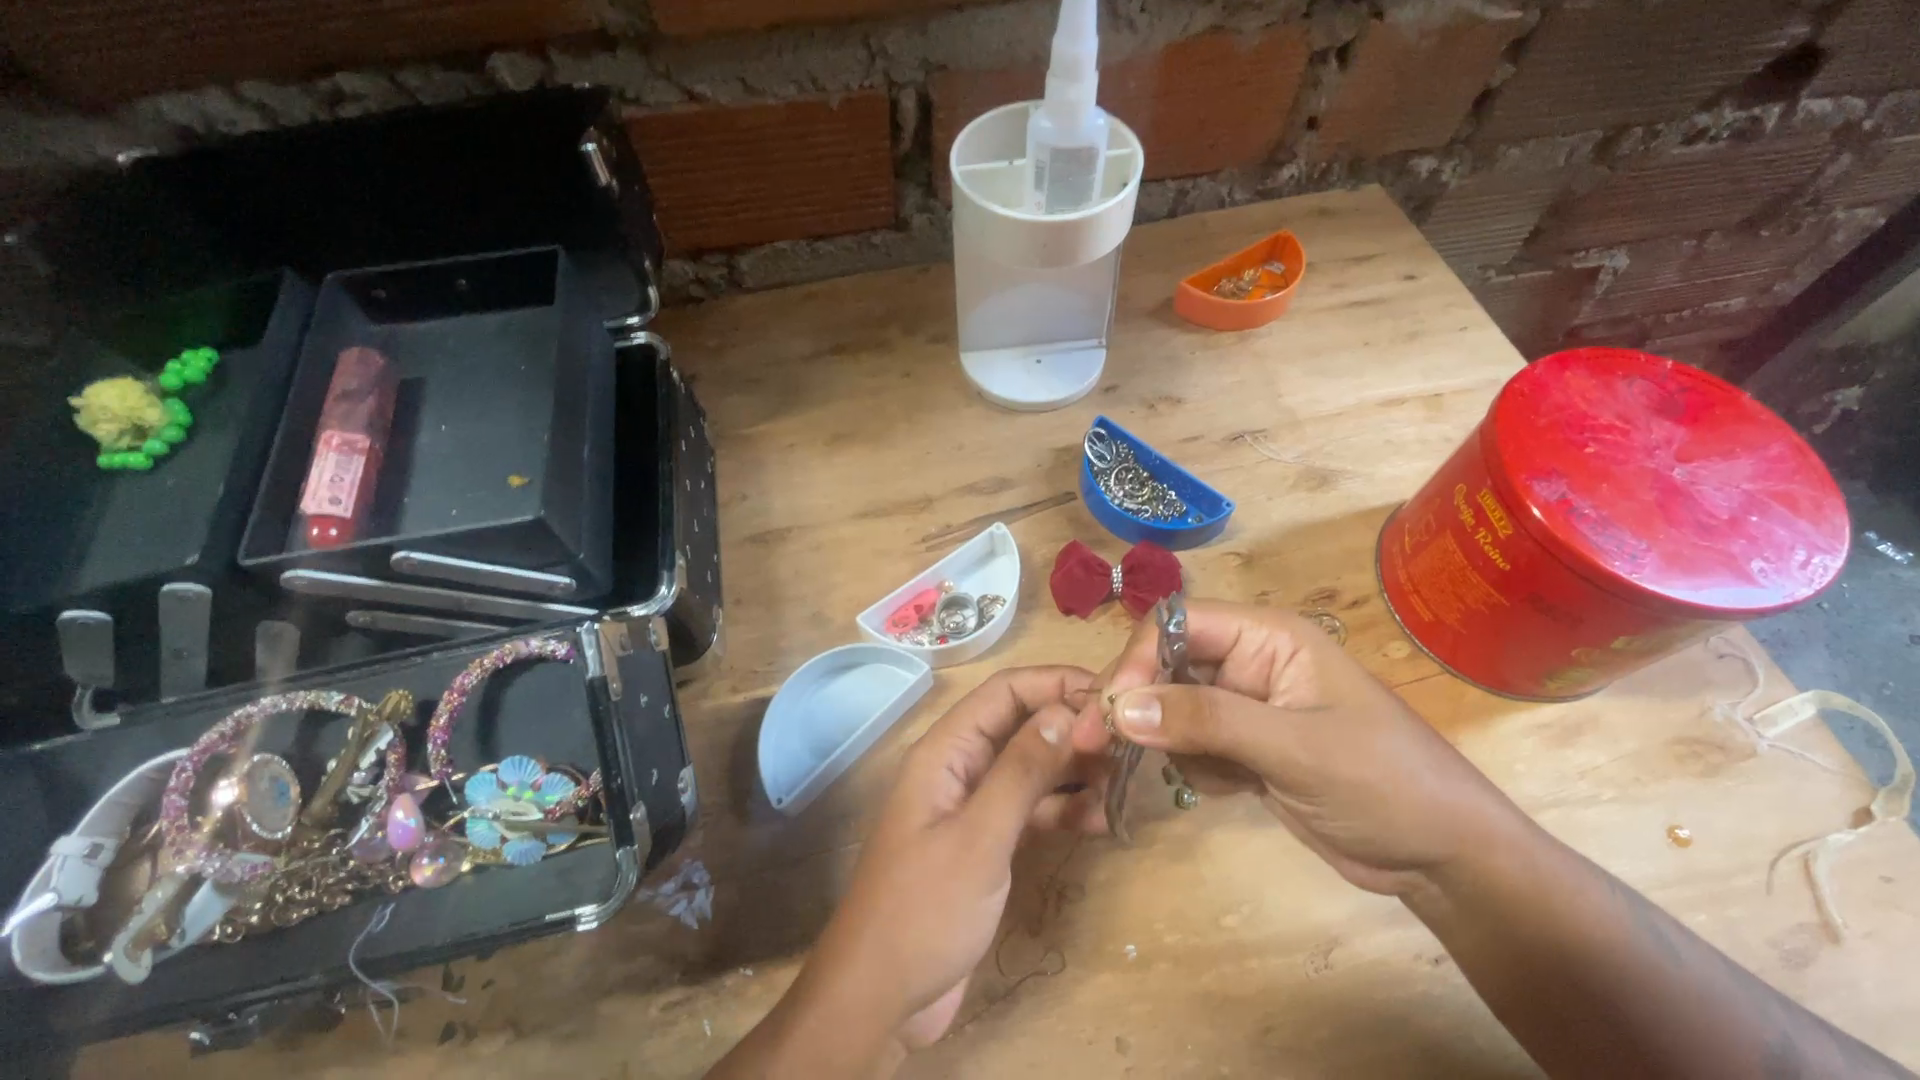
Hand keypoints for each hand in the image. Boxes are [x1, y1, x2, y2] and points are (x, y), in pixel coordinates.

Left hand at [790, 667, 1099, 1052]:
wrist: (881, 998)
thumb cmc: (923, 911)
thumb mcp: (979, 838)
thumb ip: (1021, 772)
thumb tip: (1065, 711)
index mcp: (945, 753)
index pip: (1005, 692)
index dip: (1057, 684)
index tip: (1114, 697)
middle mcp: (959, 770)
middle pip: (1022, 727)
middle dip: (1072, 728)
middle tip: (1130, 746)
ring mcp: (972, 810)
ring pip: (1031, 769)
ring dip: (1074, 771)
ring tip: (1123, 783)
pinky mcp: (986, 847)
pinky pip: (1031, 812)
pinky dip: (1062, 811)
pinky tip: (1099, 821)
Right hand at [1070, 599, 1526, 896]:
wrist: (1442, 857)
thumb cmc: (1383, 783)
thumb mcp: (1295, 748)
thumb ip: (1206, 721)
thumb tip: (1119, 706)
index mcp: (1269, 638)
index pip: (1179, 625)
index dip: (1138, 658)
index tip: (1109, 710)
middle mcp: (1251, 663)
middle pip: (1166, 665)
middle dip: (1138, 705)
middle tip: (1098, 746)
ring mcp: (1248, 709)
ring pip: (1171, 709)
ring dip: (1168, 742)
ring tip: (1202, 776)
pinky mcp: (1247, 751)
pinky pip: (1191, 747)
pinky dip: (1193, 769)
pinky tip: (1228, 791)